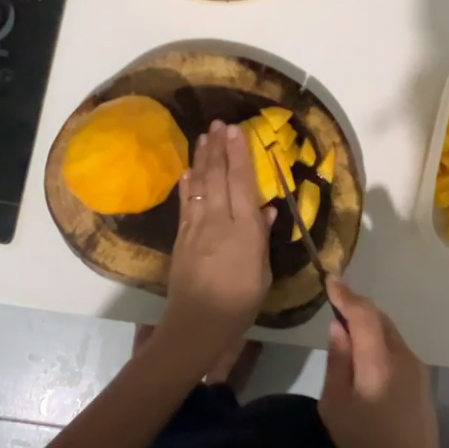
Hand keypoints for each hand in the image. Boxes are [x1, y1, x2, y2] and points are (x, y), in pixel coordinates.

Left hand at [158, 120, 275, 365]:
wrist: (198, 322)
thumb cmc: (240, 302)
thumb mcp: (262, 272)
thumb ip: (262, 237)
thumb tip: (267, 209)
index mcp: (245, 229)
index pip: (242, 182)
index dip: (239, 154)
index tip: (236, 131)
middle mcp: (219, 220)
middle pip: (218, 176)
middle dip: (218, 148)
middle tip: (218, 124)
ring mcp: (196, 227)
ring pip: (199, 185)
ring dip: (201, 159)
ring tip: (203, 137)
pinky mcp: (181, 237)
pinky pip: (185, 204)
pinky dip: (186, 185)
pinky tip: (187, 171)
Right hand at [320, 278, 448, 447]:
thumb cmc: (367, 447)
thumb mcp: (336, 407)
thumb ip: (337, 362)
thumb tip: (338, 328)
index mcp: (379, 360)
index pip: (363, 313)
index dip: (346, 294)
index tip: (329, 279)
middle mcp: (403, 356)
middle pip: (379, 318)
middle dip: (357, 306)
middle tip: (333, 300)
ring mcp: (416, 368)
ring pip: (389, 332)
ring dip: (368, 323)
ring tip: (345, 326)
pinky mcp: (421, 382)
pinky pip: (395, 348)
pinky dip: (377, 340)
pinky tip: (364, 353)